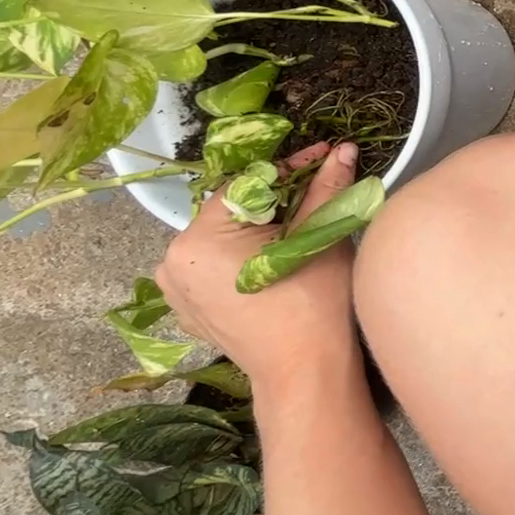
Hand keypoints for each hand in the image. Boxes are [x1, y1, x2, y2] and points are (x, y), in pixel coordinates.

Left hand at [156, 142, 362, 388]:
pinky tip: (286, 253)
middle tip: (325, 185)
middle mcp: (173, 261)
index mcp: (197, 240)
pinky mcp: (191, 306)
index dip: (290, 165)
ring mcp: (177, 288)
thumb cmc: (314, 299)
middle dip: (281, 195)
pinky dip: (253, 250)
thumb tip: (342, 150)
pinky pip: (221, 262)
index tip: (327, 153)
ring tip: (309, 218)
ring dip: (268, 221)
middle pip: (234, 209)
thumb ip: (326, 188)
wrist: (304, 364)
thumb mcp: (322, 235)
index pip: (245, 184)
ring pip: (228, 235)